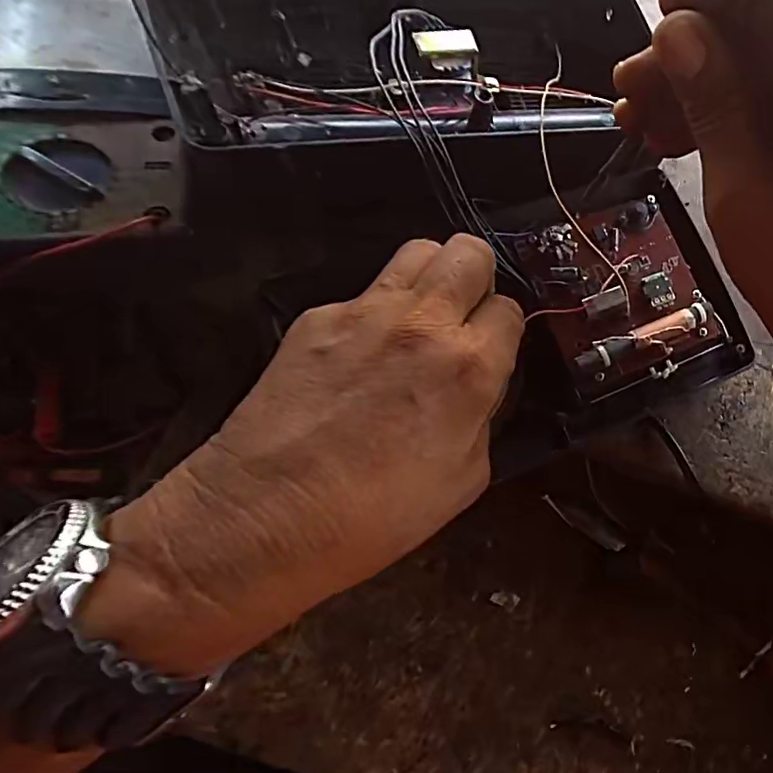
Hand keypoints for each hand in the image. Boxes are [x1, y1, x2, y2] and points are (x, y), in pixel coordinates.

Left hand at [78, 235, 523, 675]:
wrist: (261, 522)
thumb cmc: (380, 514)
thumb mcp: (468, 474)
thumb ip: (483, 412)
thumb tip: (479, 385)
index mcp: (471, 366)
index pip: (510, 308)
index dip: (505, 329)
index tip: (493, 350)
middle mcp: (424, 324)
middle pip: (469, 251)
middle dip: (478, 276)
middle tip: (465, 313)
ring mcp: (364, 313)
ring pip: (420, 249)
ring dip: (433, 276)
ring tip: (424, 316)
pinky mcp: (315, 318)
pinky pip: (365, 292)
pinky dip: (378, 311)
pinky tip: (363, 353)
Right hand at [612, 0, 772, 372]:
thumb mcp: (741, 186)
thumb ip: (714, 100)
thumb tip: (677, 29)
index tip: (666, 11)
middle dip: (699, 42)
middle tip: (636, 79)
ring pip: (759, 57)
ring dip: (696, 78)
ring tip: (637, 115)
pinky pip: (766, 92)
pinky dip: (717, 105)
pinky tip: (666, 133)